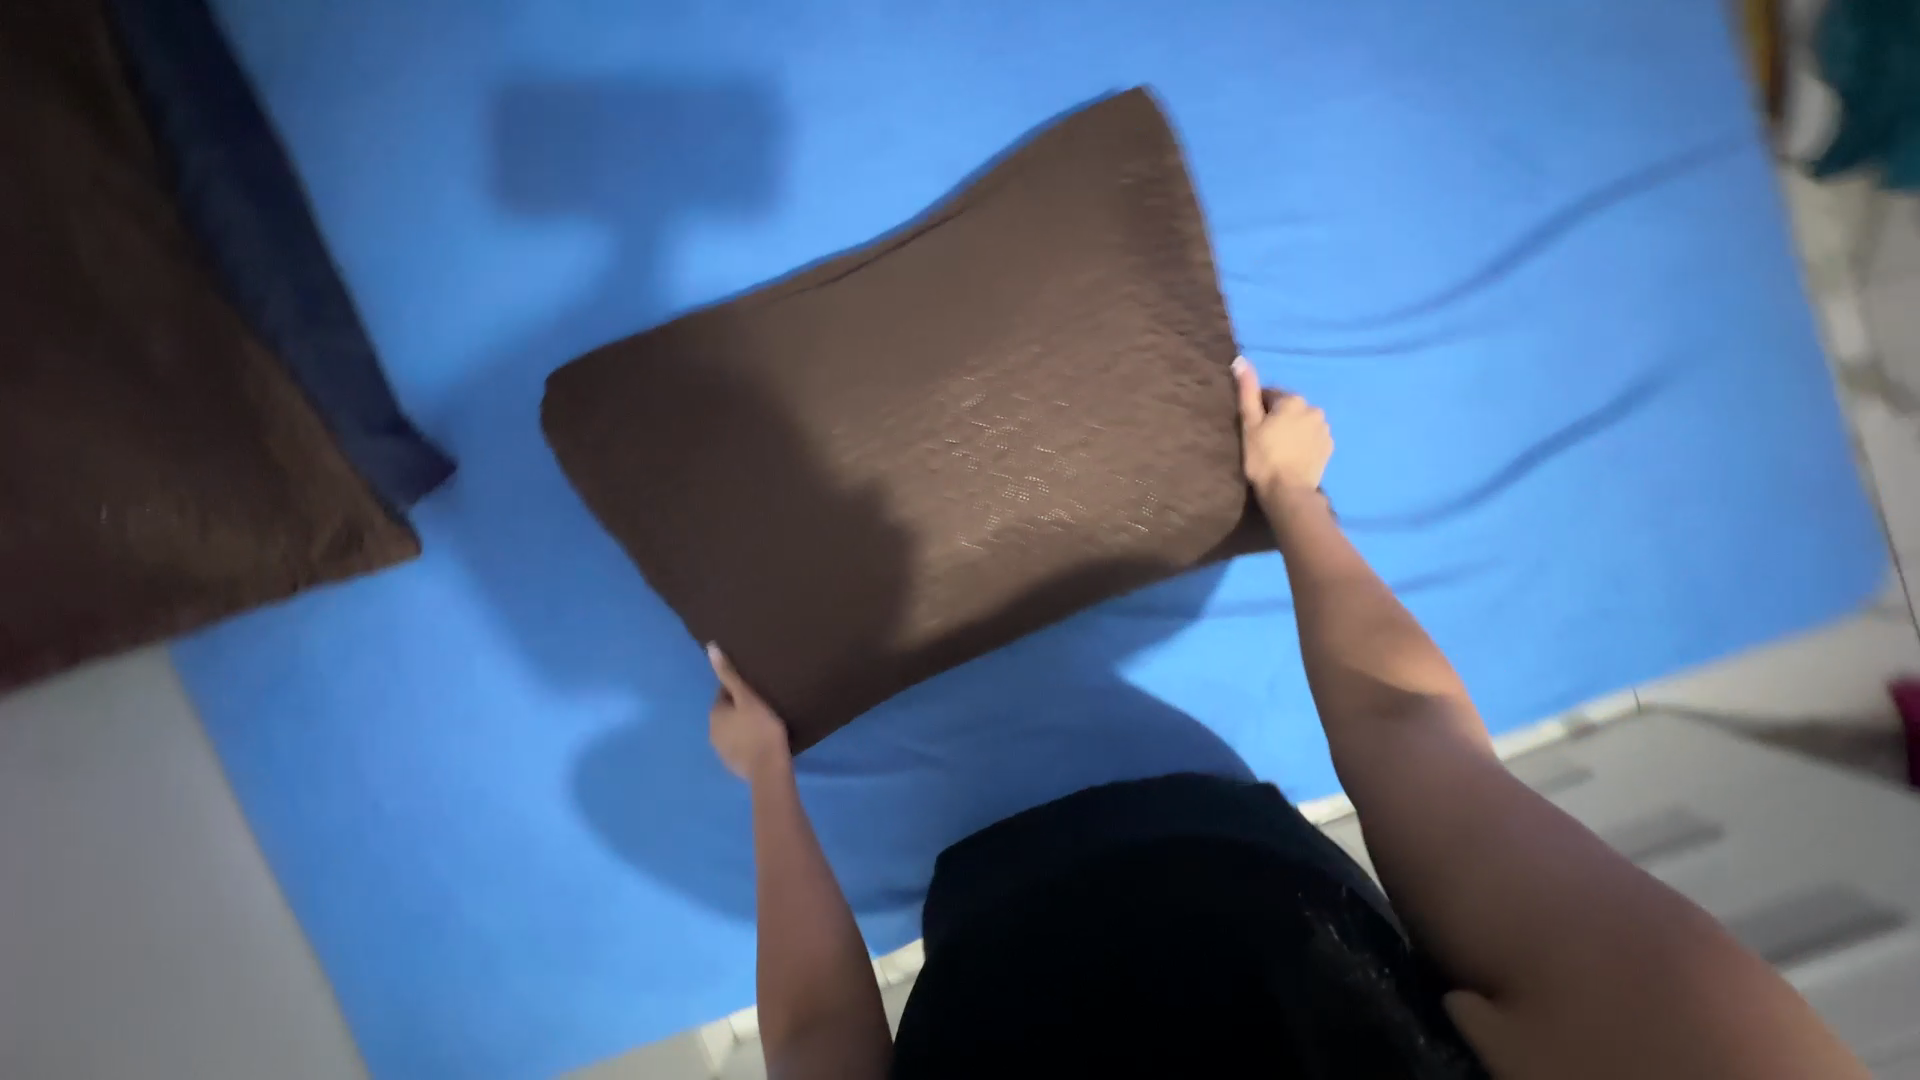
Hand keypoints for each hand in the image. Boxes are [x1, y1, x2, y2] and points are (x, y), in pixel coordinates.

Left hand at [707, 643, 792, 782]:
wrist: (769, 767)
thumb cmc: (761, 727)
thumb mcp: (747, 697)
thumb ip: (729, 674)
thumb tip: (710, 647)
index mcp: (714, 713)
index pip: (724, 693)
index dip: (741, 690)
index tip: (759, 691)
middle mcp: (711, 731)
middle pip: (728, 713)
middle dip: (741, 709)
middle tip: (764, 706)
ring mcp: (721, 750)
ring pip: (732, 730)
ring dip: (743, 726)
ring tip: (766, 723)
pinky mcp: (732, 764)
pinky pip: (739, 746)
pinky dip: (747, 742)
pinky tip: (762, 741)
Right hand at [1232, 355, 1332, 499]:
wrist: (1288, 490)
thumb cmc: (1262, 457)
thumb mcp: (1249, 423)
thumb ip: (1246, 391)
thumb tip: (1241, 360)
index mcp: (1292, 400)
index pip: (1270, 394)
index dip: (1258, 410)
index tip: (1251, 428)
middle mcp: (1313, 408)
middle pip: (1289, 407)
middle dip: (1277, 418)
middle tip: (1263, 440)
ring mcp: (1324, 428)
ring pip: (1302, 421)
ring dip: (1292, 429)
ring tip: (1279, 449)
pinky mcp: (1329, 446)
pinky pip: (1312, 436)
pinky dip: (1303, 441)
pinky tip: (1292, 455)